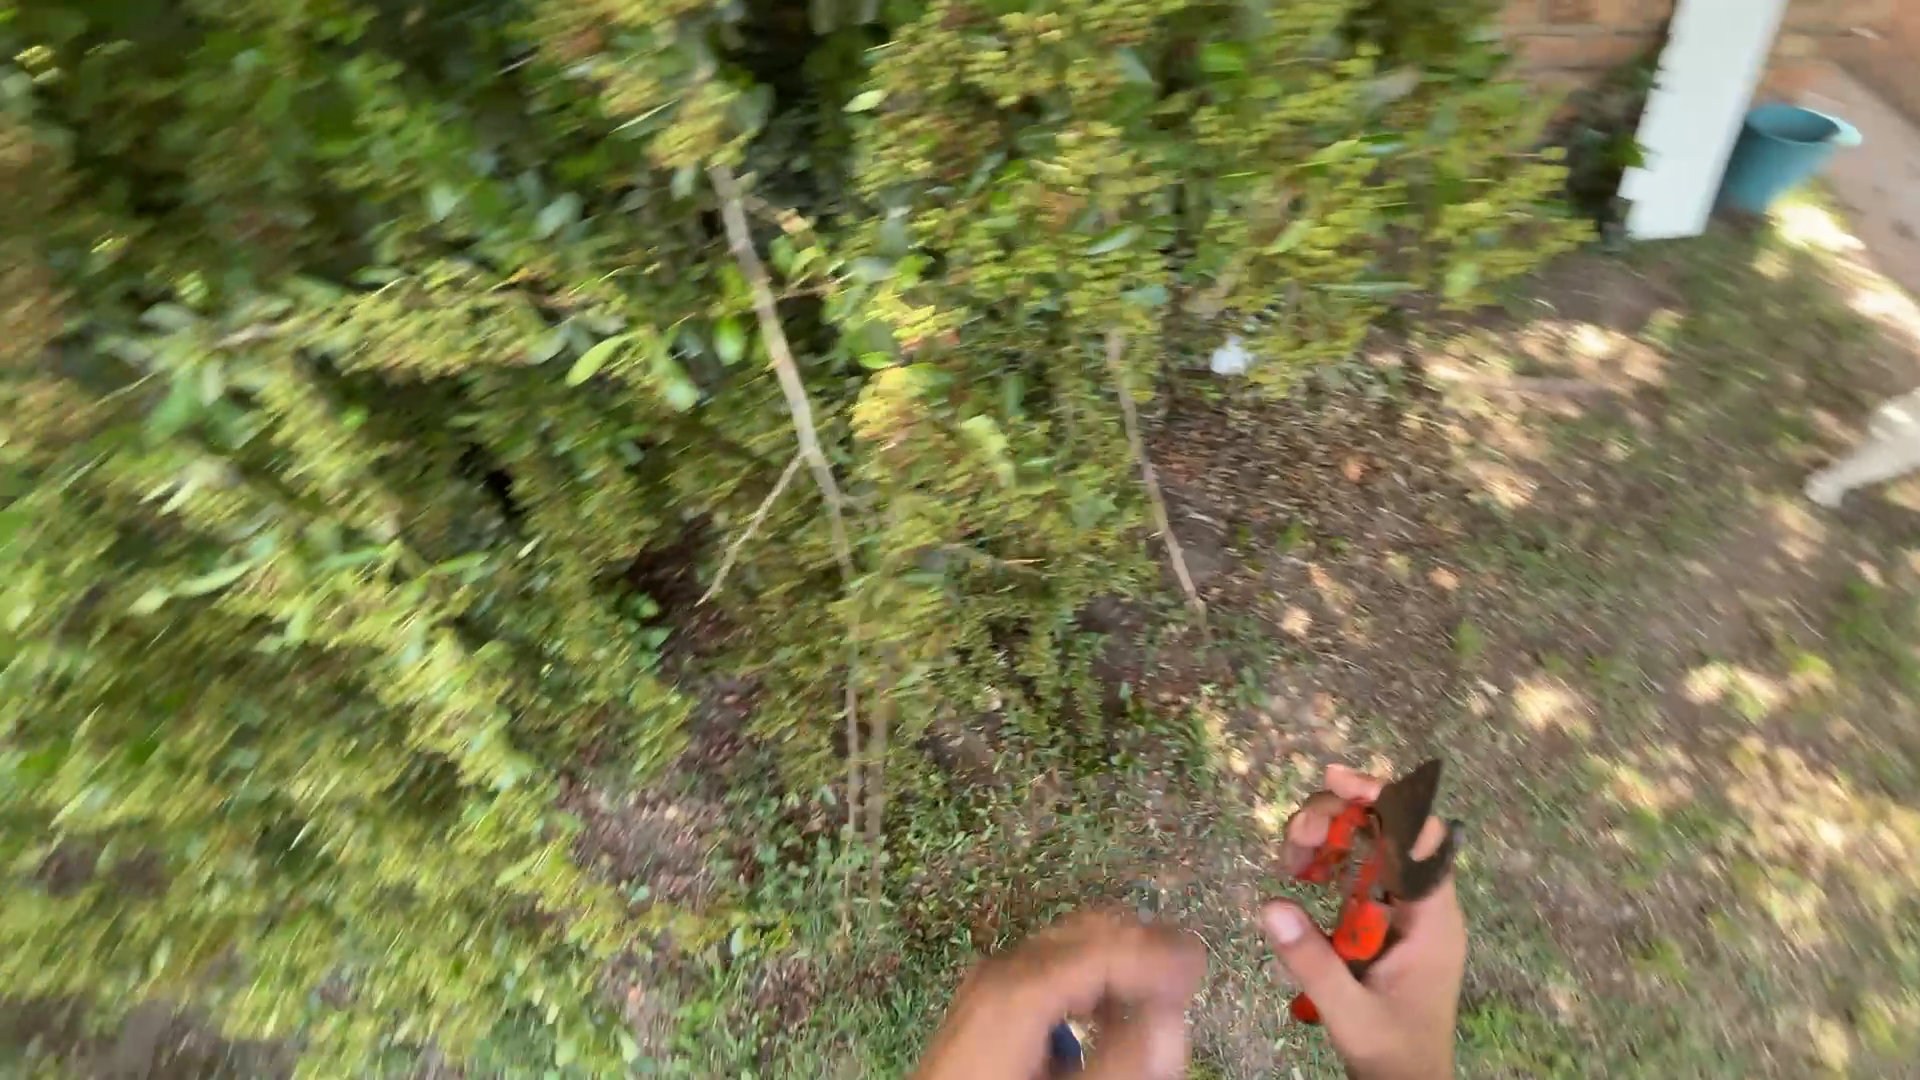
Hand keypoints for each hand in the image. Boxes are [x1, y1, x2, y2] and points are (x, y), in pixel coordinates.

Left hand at [912, 910, 1206, 1079]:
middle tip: (1189, 968)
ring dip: (1117, 957)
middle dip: (1140, 943)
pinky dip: (1088, 974)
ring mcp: (991, 976)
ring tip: (1160, 987)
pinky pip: (1048, 964)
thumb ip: (1121, 1061)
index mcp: (1021, 986)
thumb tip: (1171, 1020)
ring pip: (1068, 943)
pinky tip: (1109, 1008)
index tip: (1201, 960)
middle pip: (1085, 932)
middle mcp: (1005, 966)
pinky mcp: (989, 994)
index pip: (1103, 947)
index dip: (1157, 951)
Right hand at [1261, 765, 1465, 1079]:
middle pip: (1385, 824)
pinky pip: (1353, 861)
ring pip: (1365, 837)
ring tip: (1290, 859)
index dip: (1384, 796)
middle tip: (1294, 841)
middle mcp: (1420, 899)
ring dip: (1323, 832)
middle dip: (1335, 816)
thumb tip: (1269, 903)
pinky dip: (1323, 854)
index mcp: (1431, 917)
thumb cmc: (1393, 1054)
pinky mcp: (1378, 911)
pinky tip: (1298, 871)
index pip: (1421, 833)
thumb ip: (1313, 962)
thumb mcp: (1351, 1015)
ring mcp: (1399, 902)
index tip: (1334, 780)